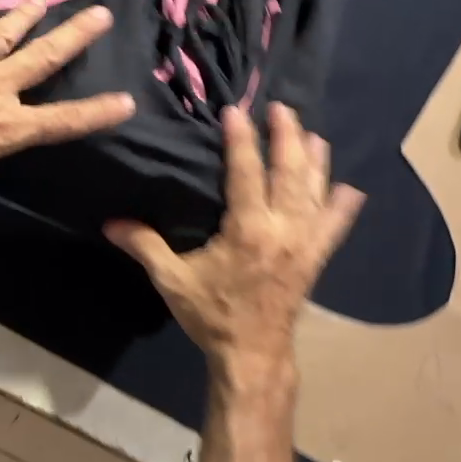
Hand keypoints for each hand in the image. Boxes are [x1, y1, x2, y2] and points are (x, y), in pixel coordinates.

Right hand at [105, 105, 364, 375]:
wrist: (251, 351)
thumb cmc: (210, 314)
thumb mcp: (171, 280)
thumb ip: (144, 246)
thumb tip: (111, 223)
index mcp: (247, 229)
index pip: (246, 172)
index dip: (241, 140)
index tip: (236, 112)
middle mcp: (283, 228)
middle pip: (290, 171)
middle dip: (286, 137)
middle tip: (282, 109)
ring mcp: (305, 242)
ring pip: (316, 191)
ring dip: (315, 160)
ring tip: (313, 136)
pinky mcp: (316, 258)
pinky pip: (335, 225)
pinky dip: (342, 206)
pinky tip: (349, 190)